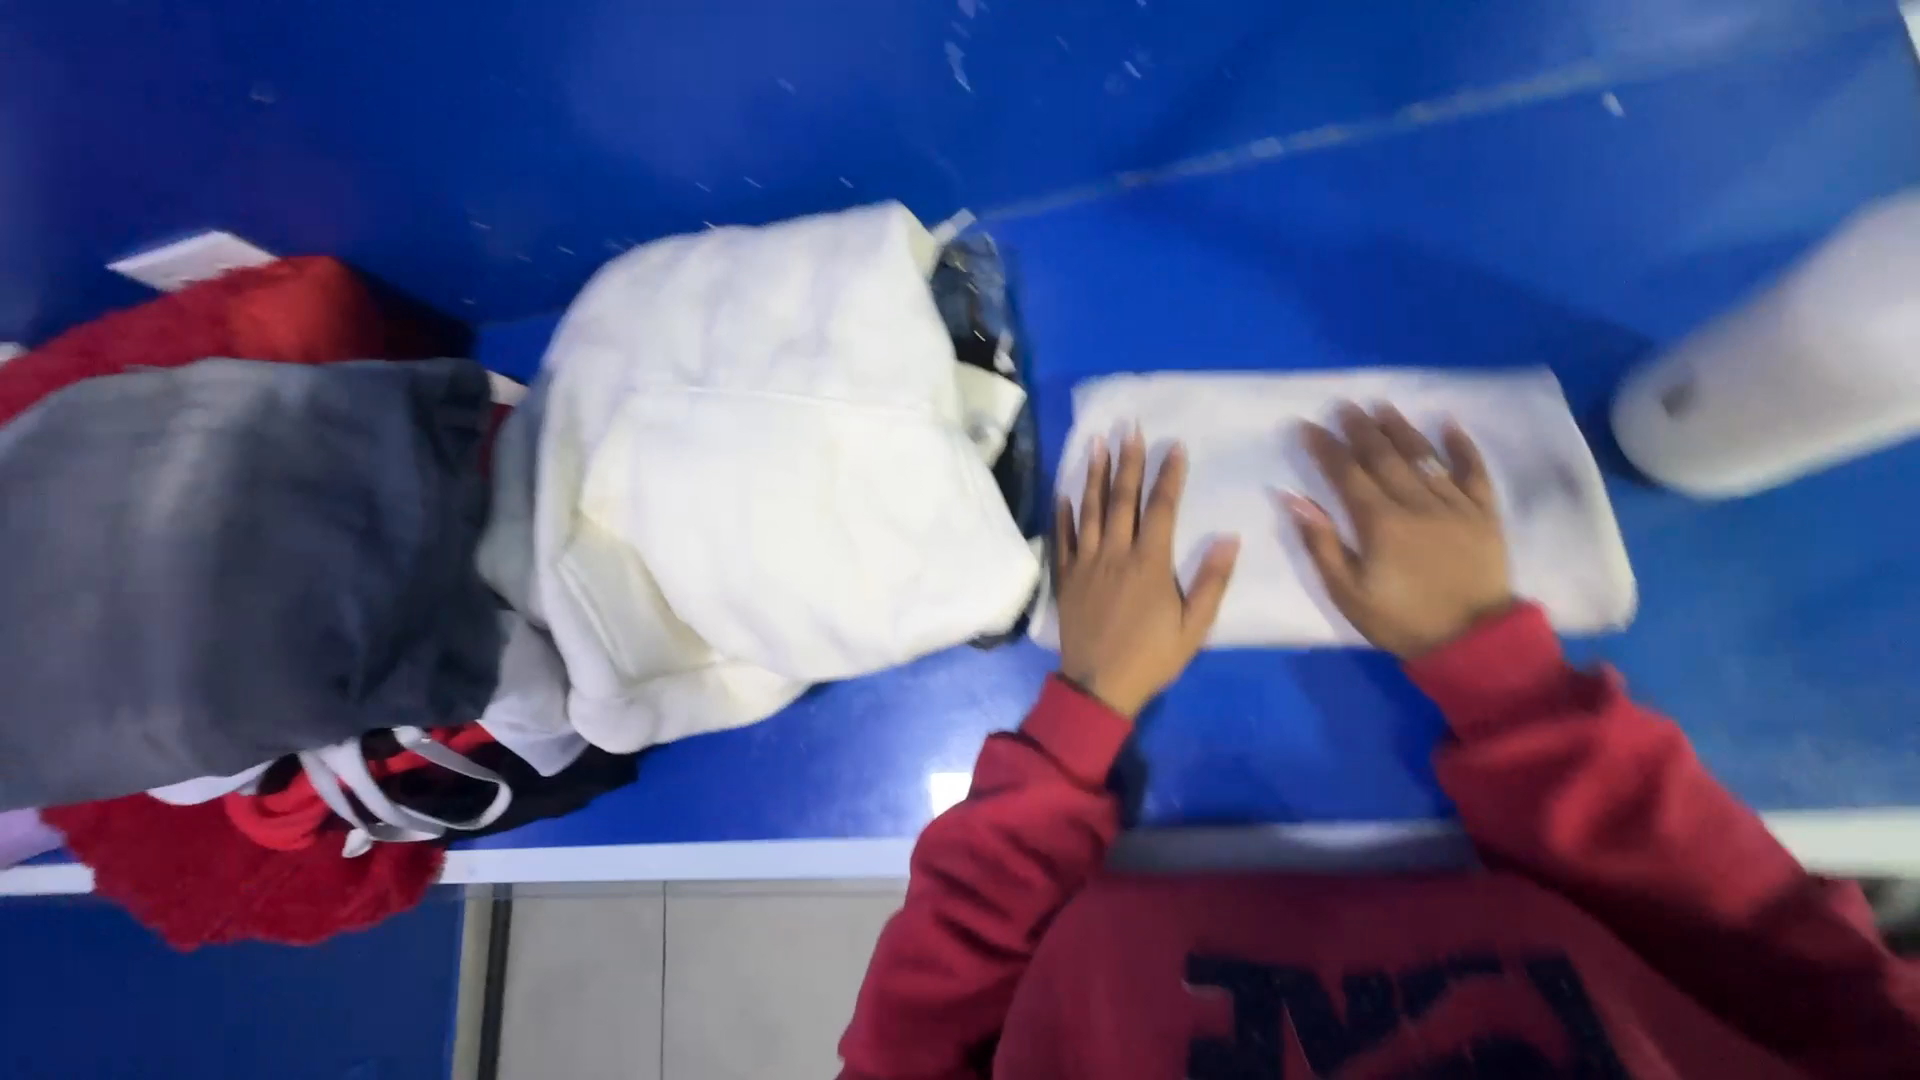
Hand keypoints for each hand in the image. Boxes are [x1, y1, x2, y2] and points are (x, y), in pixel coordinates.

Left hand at [1054, 428, 1239, 718]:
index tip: (1174, 446)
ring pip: (1090, 510)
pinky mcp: (1066, 577)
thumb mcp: (1194, 626)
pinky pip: (1063, 538)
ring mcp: (1086, 563)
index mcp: (1150, 563)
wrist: (1099, 685)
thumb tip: (1231, 537)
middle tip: (1129, 428)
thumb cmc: (1152, 657)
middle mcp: (1115, 553)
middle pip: (1122, 499)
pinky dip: (1063, 514)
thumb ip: (1211, 581)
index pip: (1161, 508)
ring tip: (1096, 444)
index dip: (1168, 476)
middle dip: (1128, 461)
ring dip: (1094, 475)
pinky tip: (1065, 493)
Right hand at [1284, 403, 1514, 659]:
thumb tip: (1294, 498)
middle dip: (1360, 429)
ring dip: (1400, 428)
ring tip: (1382, 406)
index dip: (1325, 448)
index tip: (1307, 426)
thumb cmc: (1398, 619)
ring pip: (1424, 456)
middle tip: (1343, 406)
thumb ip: (1320, 542)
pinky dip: (1462, 446)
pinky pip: (1474, 472)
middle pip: (1384, 456)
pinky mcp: (1484, 514)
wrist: (1472, 643)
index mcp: (1379, 522)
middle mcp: (1416, 503)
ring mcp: (1454, 506)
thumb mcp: (1346, 590)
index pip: (1346, 473)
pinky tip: (1448, 424)